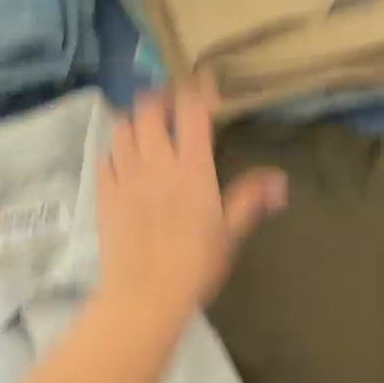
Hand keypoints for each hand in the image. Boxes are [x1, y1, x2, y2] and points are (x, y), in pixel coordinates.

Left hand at [97, 80, 286, 313]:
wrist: (145, 296)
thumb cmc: (195, 267)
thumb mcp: (229, 235)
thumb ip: (250, 200)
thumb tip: (279, 180)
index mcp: (192, 169)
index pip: (191, 110)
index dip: (197, 91)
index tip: (204, 86)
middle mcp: (155, 162)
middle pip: (148, 108)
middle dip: (161, 101)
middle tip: (172, 109)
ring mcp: (125, 175)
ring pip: (122, 126)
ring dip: (135, 123)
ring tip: (146, 134)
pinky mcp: (103, 193)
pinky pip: (105, 156)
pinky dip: (115, 151)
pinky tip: (125, 164)